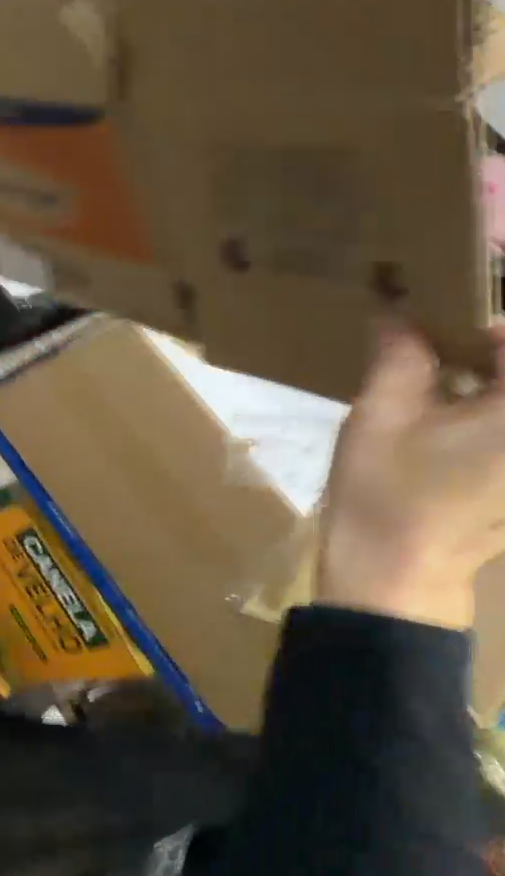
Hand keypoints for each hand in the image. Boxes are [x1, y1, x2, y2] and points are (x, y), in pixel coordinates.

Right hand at [318, 322, 504, 630]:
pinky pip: (498, 424)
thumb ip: (399, 358)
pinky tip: (437, 410)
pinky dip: (479, 409)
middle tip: (419, 338)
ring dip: (480, 380)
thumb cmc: (389, 487)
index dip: (482, 320)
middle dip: (480, 350)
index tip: (428, 315)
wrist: (398, 564)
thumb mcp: (381, 414)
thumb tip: (398, 311)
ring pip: (501, 400)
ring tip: (421, 371)